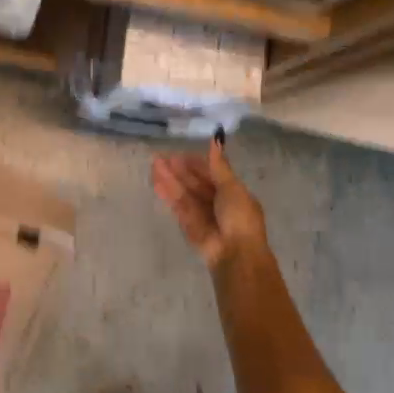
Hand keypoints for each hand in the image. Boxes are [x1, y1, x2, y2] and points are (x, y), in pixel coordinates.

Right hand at [152, 141, 267, 269]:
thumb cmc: (239, 217)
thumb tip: (216, 140)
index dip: (196, 164)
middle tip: (160, 157)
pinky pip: (177, 206)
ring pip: (183, 192)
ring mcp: (201, 213)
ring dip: (170, 179)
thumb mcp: (232, 187)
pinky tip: (156, 182)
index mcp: (232, 192)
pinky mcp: (188, 224)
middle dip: (179, 170)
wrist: (234, 252)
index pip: (211, 173)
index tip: (180, 154)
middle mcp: (216, 202)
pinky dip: (167, 194)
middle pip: (194, 183)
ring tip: (154, 165)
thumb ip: (219, 165)